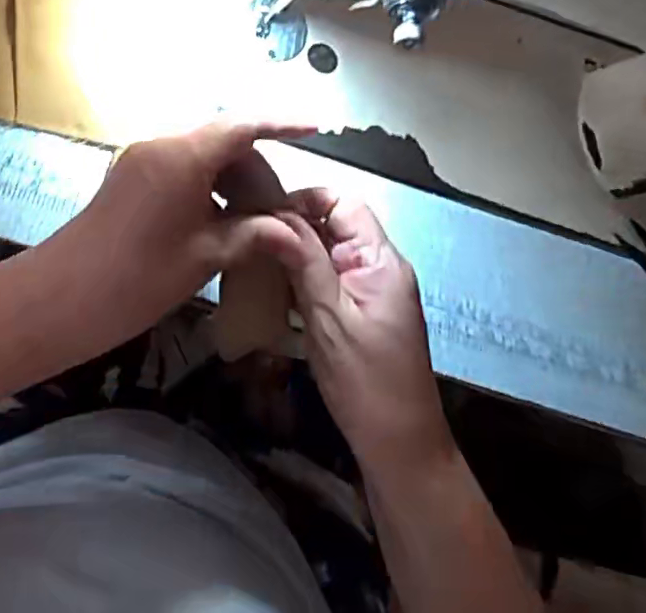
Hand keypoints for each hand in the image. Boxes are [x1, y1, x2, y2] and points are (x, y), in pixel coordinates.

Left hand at [34, 121, 319, 356]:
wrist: (69, 291)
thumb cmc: (139, 276)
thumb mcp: (205, 255)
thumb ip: (252, 235)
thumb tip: (292, 231)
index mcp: (180, 157)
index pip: (241, 126)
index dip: (281, 124)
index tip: (314, 127)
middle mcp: (159, 145)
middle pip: (220, 141)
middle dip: (255, 169)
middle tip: (280, 211)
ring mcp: (140, 158)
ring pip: (200, 155)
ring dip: (230, 179)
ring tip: (256, 221)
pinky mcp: (130, 175)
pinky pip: (178, 167)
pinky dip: (206, 186)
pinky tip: (222, 219)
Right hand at [274, 191, 452, 474]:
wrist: (398, 446)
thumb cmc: (367, 381)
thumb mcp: (329, 317)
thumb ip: (303, 262)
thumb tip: (271, 216)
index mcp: (379, 262)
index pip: (343, 203)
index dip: (304, 200)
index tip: (264, 216)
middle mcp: (375, 266)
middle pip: (330, 223)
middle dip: (289, 225)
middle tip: (247, 236)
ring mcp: (365, 289)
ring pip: (322, 248)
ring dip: (288, 251)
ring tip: (251, 257)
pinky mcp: (353, 309)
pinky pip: (320, 274)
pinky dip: (293, 274)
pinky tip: (267, 284)